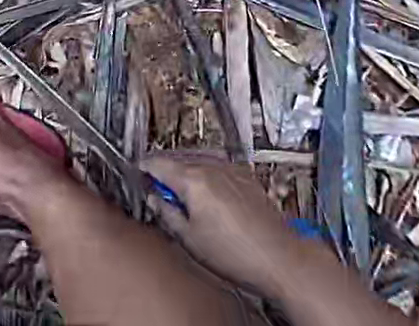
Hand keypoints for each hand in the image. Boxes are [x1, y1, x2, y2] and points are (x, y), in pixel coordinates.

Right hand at [141, 153, 313, 293]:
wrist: (280, 259)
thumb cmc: (238, 254)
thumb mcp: (190, 240)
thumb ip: (166, 213)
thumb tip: (154, 199)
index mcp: (192, 179)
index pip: (156, 162)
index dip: (143, 167)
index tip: (138, 173)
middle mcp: (209, 166)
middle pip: (175, 158)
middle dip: (163, 170)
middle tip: (158, 188)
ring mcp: (228, 168)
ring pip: (195, 160)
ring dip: (184, 170)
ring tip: (183, 194)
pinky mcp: (244, 175)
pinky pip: (215, 166)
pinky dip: (205, 173)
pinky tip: (208, 194)